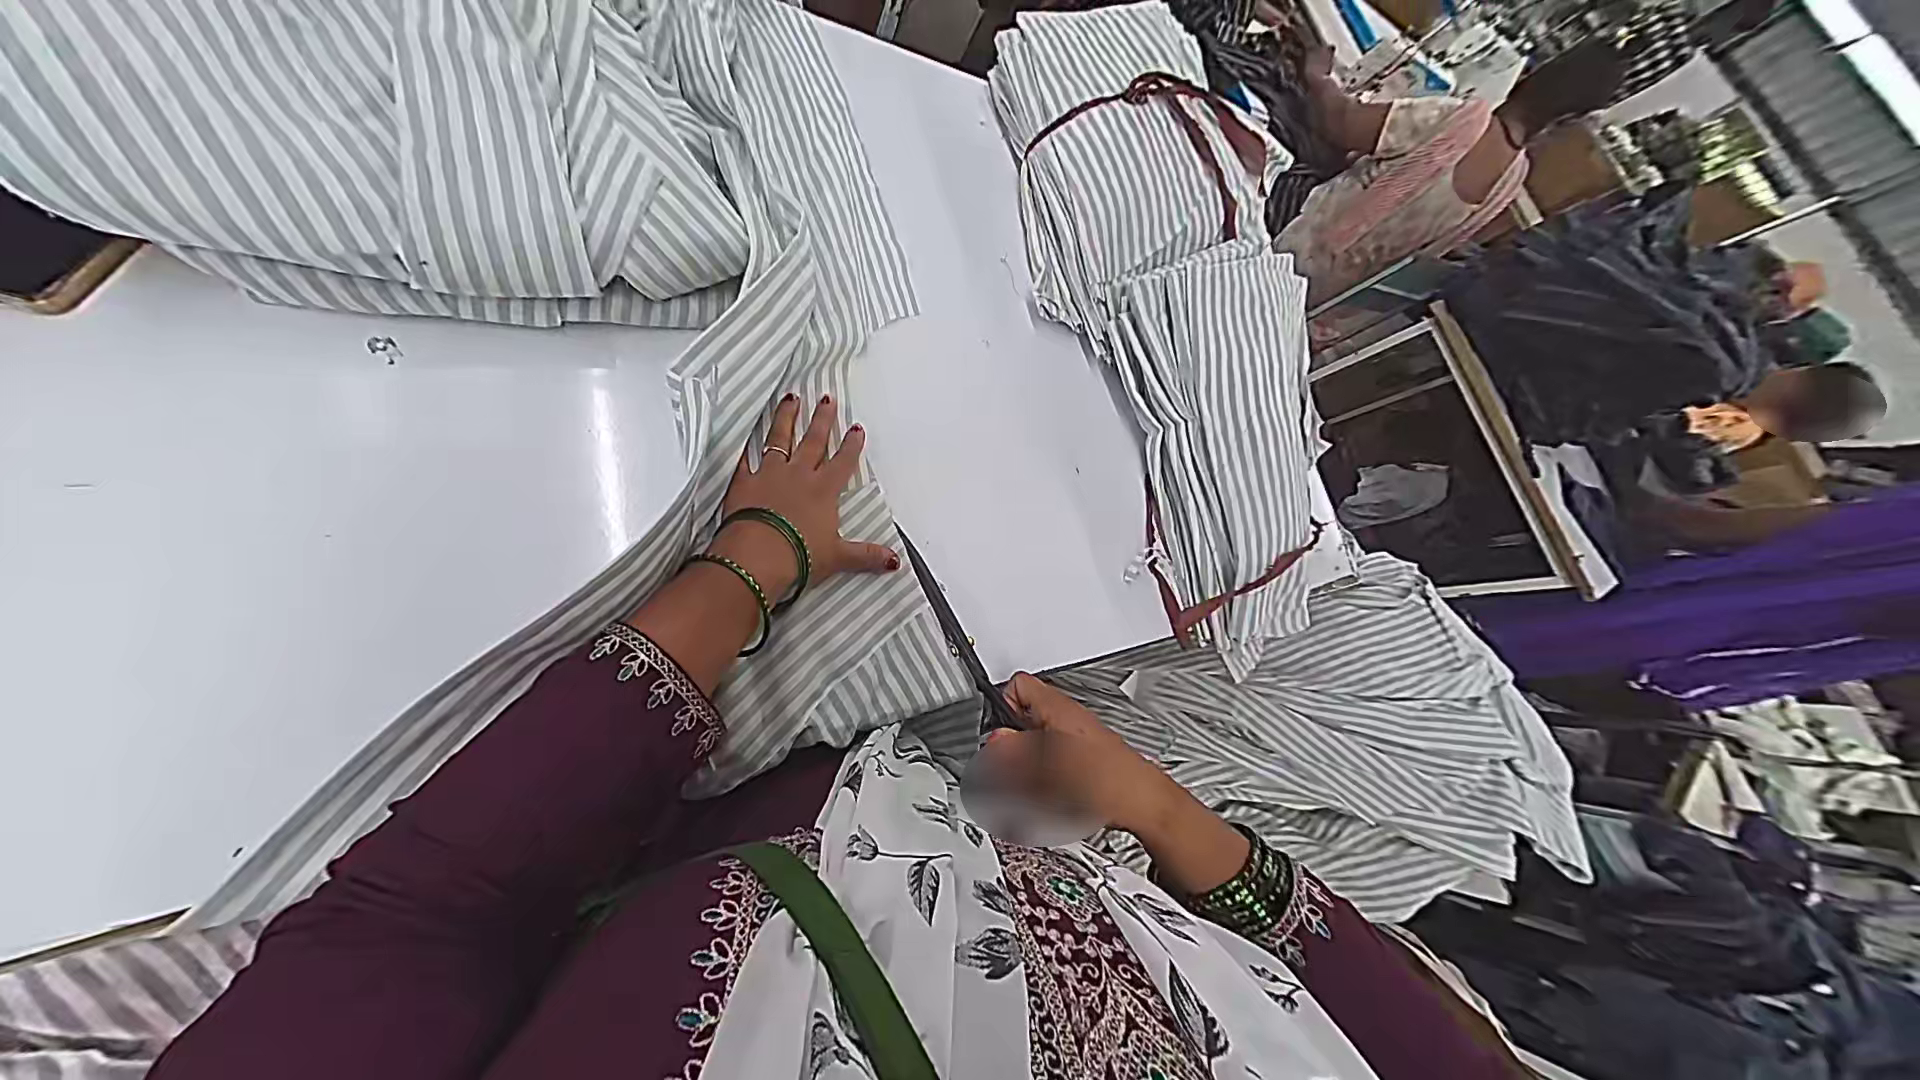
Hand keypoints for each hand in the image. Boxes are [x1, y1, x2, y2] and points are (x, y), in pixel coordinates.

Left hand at [710, 393, 899, 598]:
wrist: (758, 556)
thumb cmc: (798, 555)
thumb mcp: (838, 556)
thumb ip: (866, 555)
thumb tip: (892, 561)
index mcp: (824, 490)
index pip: (842, 461)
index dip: (851, 445)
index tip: (855, 429)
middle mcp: (798, 476)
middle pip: (813, 441)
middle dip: (822, 419)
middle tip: (826, 399)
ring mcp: (769, 475)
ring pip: (779, 439)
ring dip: (786, 418)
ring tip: (790, 401)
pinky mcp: (744, 483)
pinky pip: (744, 460)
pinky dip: (744, 449)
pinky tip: (745, 438)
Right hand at [983, 673, 1182, 835]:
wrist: (1144, 803)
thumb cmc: (1108, 779)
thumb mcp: (1047, 766)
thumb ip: (1014, 751)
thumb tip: (994, 741)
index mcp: (1056, 708)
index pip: (1016, 687)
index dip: (1001, 708)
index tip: (998, 736)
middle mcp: (1065, 718)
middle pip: (1020, 721)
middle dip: (1011, 748)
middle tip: (1010, 770)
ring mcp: (1073, 739)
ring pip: (1033, 747)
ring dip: (1025, 769)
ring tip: (1032, 789)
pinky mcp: (1081, 760)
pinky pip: (1048, 765)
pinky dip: (1042, 781)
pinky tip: (1049, 799)